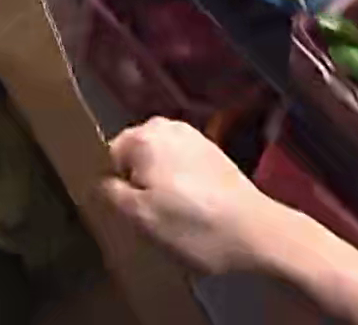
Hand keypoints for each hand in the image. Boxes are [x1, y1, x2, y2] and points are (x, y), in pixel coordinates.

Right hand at [100, 117, 310, 275]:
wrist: (260, 232)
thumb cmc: (196, 226)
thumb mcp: (143, 220)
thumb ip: (111, 195)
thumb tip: (98, 181)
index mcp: (142, 136)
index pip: (110, 156)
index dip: (120, 185)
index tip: (138, 209)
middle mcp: (162, 124)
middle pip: (135, 153)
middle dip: (141, 179)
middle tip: (159, 213)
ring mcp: (189, 133)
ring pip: (158, 157)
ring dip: (162, 179)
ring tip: (181, 211)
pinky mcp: (210, 146)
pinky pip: (181, 159)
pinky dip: (183, 178)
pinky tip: (198, 204)